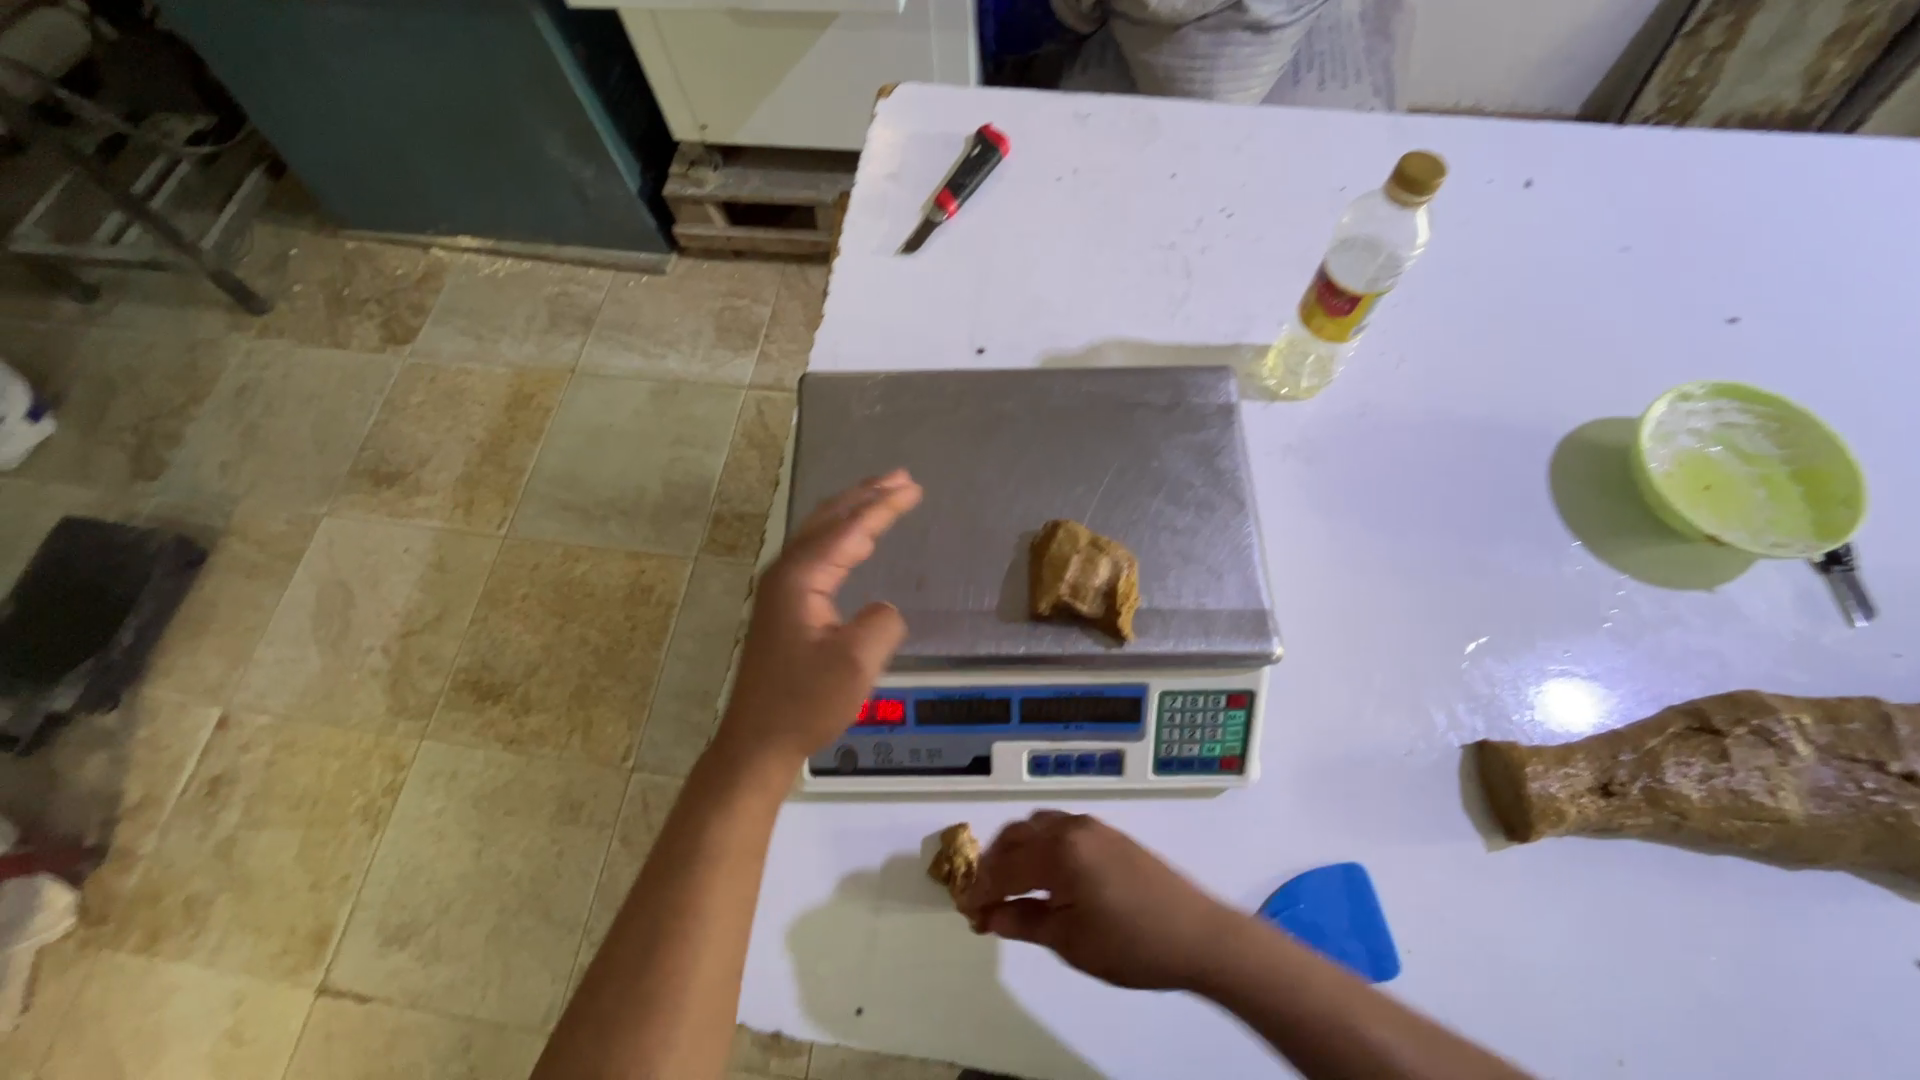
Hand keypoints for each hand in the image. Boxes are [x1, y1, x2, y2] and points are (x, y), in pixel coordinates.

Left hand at [713, 470, 922, 771]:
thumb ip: (881, 624)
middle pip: (828, 520)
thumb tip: (883, 608)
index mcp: (799, 578)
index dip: (882, 507)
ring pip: (820, 535)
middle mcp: (785, 574)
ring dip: (852, 513)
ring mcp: (780, 591)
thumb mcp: (855, 664)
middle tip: (901, 477)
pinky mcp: (783, 609)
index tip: (912, 487)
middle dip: (865, 496)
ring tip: (882, 495)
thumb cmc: (804, 702)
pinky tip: (853, 544)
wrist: (758, 741)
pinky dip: (841, 538)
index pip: (848, 530)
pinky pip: (817, 556)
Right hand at [957, 812, 1239, 990]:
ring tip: (1013, 886)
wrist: (1199, 936)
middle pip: (1016, 836)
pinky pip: (1060, 829)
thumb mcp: (1070, 941)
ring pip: (1038, 827)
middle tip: (985, 900)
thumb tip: (990, 915)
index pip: (1003, 868)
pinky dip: (1041, 846)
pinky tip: (1046, 876)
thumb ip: (1024, 922)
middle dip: (994, 865)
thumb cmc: (1130, 944)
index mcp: (1058, 851)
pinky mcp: (1111, 836)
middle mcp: (1071, 828)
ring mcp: (1093, 828)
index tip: (967, 913)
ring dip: (1017, 851)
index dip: (981, 891)